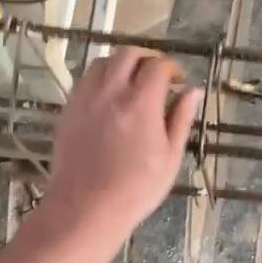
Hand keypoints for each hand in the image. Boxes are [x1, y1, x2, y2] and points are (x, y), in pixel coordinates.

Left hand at [44, 47, 201, 237]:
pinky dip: (100, 79)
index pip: (158, 66)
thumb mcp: (170, 157)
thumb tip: (193, 91)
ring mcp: (85, 99)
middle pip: (127, 54)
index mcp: (141, 103)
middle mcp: (111, 93)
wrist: (86, 208)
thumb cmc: (136, 189)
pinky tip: (109, 98)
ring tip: (131, 83)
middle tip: (156, 75)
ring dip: (120, 65)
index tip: (178, 79)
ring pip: (102, 62)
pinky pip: (84, 80)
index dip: (171, 68)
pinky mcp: (68, 110)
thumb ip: (181, 119)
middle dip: (146, 58)